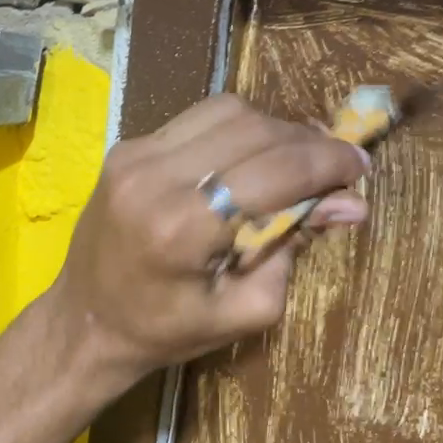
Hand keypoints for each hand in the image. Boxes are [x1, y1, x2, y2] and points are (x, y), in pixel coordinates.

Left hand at [48, 94, 370, 384]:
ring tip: (294, 160)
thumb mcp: (240, 312)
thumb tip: (350, 205)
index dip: (326, 162)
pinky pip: (196, 120)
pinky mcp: (125, 148)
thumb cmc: (164, 332)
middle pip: (253, 127)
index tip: (358, 168)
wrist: (84, 322)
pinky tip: (248, 160)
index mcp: (181, 228)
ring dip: (271, 129)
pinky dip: (234, 132)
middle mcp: (153, 177)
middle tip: (333, 166)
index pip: (274, 170)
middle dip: (305, 141)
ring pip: (225, 110)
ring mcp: (133, 155)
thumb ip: (293, 253)